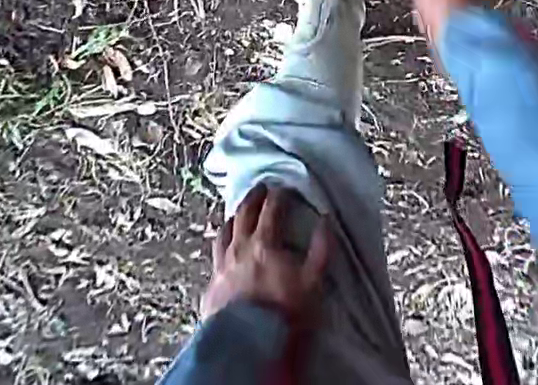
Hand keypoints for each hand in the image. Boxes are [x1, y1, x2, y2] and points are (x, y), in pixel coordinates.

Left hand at [201, 184, 331, 319]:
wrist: (247, 348)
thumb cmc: (283, 315)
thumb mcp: (312, 283)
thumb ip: (321, 249)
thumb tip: (325, 221)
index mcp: (264, 242)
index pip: (272, 208)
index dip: (280, 195)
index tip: (286, 188)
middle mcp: (239, 248)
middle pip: (244, 213)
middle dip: (254, 197)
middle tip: (262, 188)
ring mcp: (222, 266)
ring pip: (225, 231)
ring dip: (234, 217)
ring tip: (238, 211)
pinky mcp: (212, 286)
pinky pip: (215, 256)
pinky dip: (222, 244)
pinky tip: (225, 247)